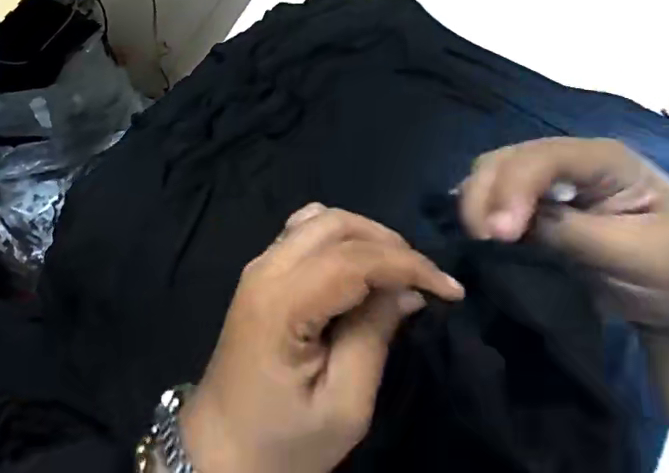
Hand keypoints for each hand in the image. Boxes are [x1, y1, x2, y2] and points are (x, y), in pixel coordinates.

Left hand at [179, 205, 463, 472]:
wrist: (217, 455)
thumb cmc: (282, 444)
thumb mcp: (343, 407)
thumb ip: (375, 337)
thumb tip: (407, 290)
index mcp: (282, 303)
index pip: (354, 259)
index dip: (408, 265)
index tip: (451, 289)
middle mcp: (266, 268)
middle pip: (337, 224)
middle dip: (390, 244)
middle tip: (425, 279)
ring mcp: (260, 264)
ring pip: (321, 218)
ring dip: (366, 235)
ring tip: (399, 271)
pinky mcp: (262, 270)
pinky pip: (305, 229)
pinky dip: (341, 236)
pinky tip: (360, 264)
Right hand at [458, 138, 668, 336]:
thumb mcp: (637, 253)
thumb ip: (574, 233)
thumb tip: (514, 223)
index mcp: (605, 158)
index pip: (546, 157)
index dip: (515, 186)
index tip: (498, 231)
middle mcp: (576, 160)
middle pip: (514, 157)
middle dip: (488, 189)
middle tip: (479, 236)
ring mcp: (560, 182)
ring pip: (502, 171)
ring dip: (481, 197)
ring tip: (477, 235)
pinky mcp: (550, 208)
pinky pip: (507, 197)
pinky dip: (487, 208)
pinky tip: (480, 229)